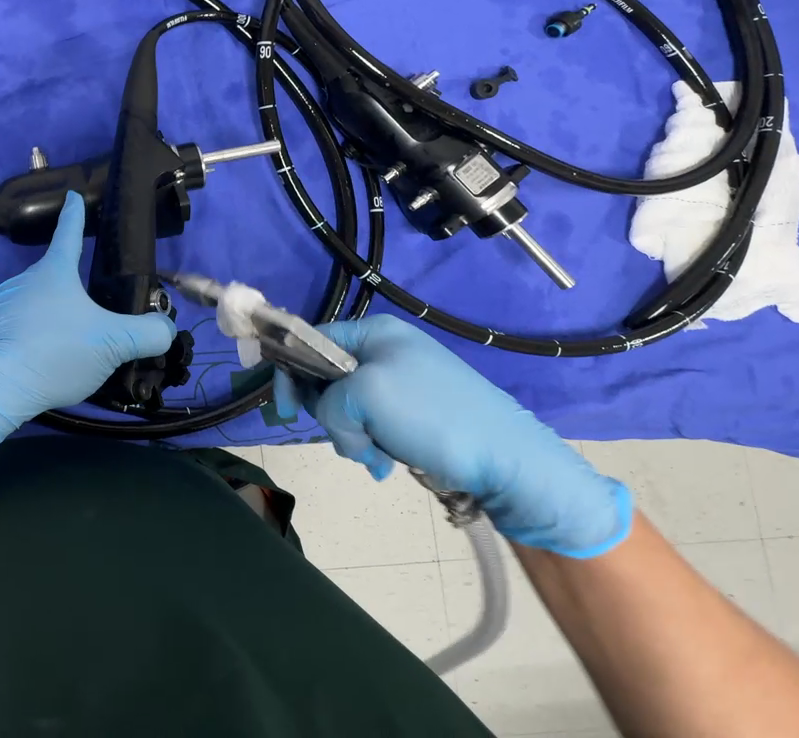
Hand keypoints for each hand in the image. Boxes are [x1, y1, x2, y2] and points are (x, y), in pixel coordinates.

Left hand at [0, 192, 176, 457]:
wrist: (1, 387)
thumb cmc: (58, 353)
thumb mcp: (114, 344)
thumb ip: (148, 333)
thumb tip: (165, 328)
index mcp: (54, 272)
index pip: (68, 233)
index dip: (75, 215)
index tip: (73, 197)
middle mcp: (24, 278)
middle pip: (55, 274)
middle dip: (72, 289)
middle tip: (92, 314)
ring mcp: (1, 301)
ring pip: (35, 298)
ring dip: (51, 311)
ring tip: (67, 340)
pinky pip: (17, 319)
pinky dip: (31, 329)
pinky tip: (42, 349)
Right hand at [281, 314, 631, 558]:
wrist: (512, 465)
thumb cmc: (435, 418)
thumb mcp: (365, 396)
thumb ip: (327, 401)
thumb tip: (338, 425)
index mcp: (376, 333)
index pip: (309, 340)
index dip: (290, 371)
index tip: (287, 410)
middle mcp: (388, 352)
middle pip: (325, 378)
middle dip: (330, 413)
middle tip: (348, 437)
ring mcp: (404, 385)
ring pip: (347, 408)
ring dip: (352, 436)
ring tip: (375, 456)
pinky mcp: (416, 416)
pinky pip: (372, 426)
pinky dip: (372, 447)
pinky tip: (388, 463)